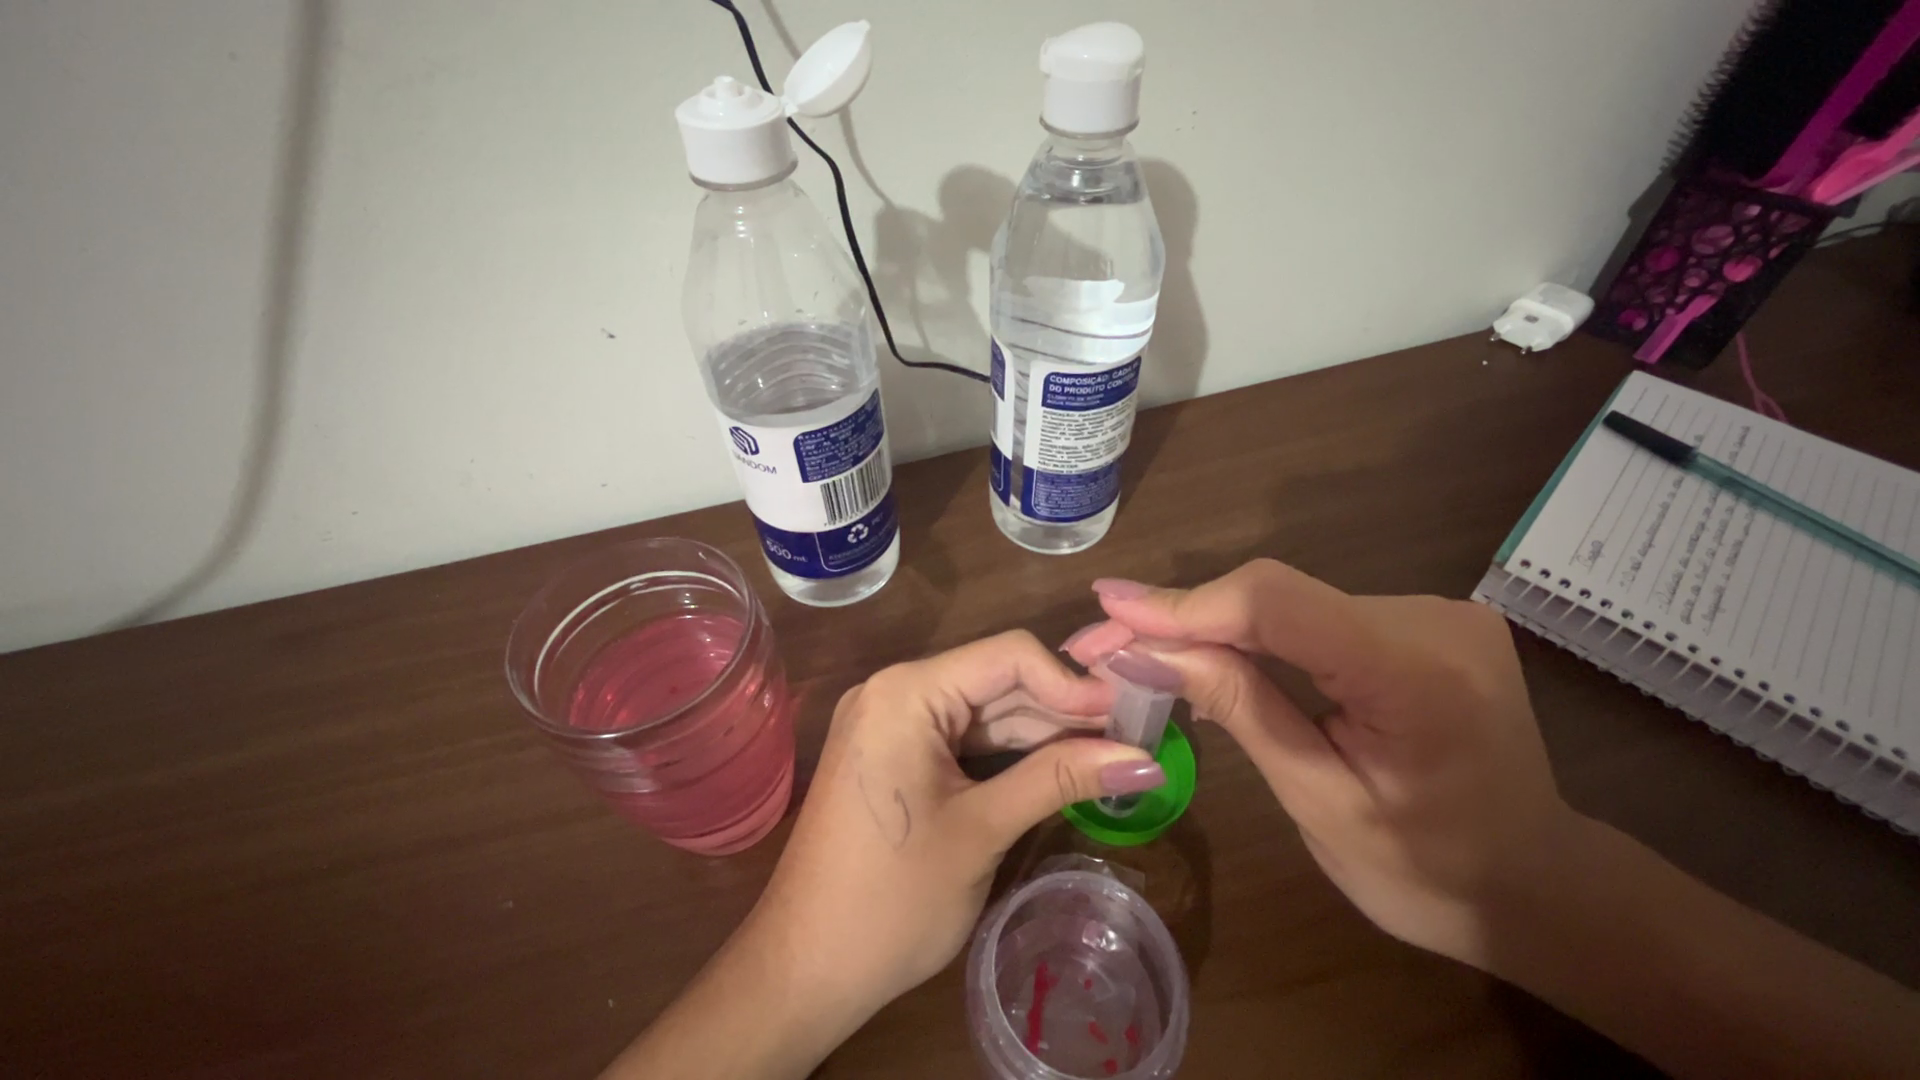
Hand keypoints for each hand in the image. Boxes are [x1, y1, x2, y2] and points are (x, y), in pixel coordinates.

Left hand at [757, 630, 1163, 1016]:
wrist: (804, 970)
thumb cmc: (890, 901)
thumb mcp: (982, 831)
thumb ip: (1060, 780)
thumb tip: (1146, 759)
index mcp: (906, 692)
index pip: (1009, 655)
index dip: (1074, 682)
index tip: (1130, 717)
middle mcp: (895, 692)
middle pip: (999, 680)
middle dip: (1065, 709)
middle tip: (1136, 737)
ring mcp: (891, 724)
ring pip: (985, 711)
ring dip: (1044, 732)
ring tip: (1114, 753)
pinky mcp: (895, 756)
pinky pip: (963, 738)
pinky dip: (1010, 753)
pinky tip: (1061, 767)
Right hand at [1064, 559, 1574, 966]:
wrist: (1533, 883)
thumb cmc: (1424, 873)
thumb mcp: (1317, 801)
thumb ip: (1239, 710)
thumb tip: (1144, 651)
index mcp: (1419, 677)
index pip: (1277, 605)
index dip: (1184, 602)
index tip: (1106, 608)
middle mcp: (1432, 619)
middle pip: (1276, 596)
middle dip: (1183, 619)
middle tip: (1104, 643)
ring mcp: (1432, 611)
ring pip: (1287, 600)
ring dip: (1212, 625)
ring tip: (1142, 651)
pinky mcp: (1420, 618)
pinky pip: (1312, 613)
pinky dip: (1254, 633)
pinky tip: (1210, 654)